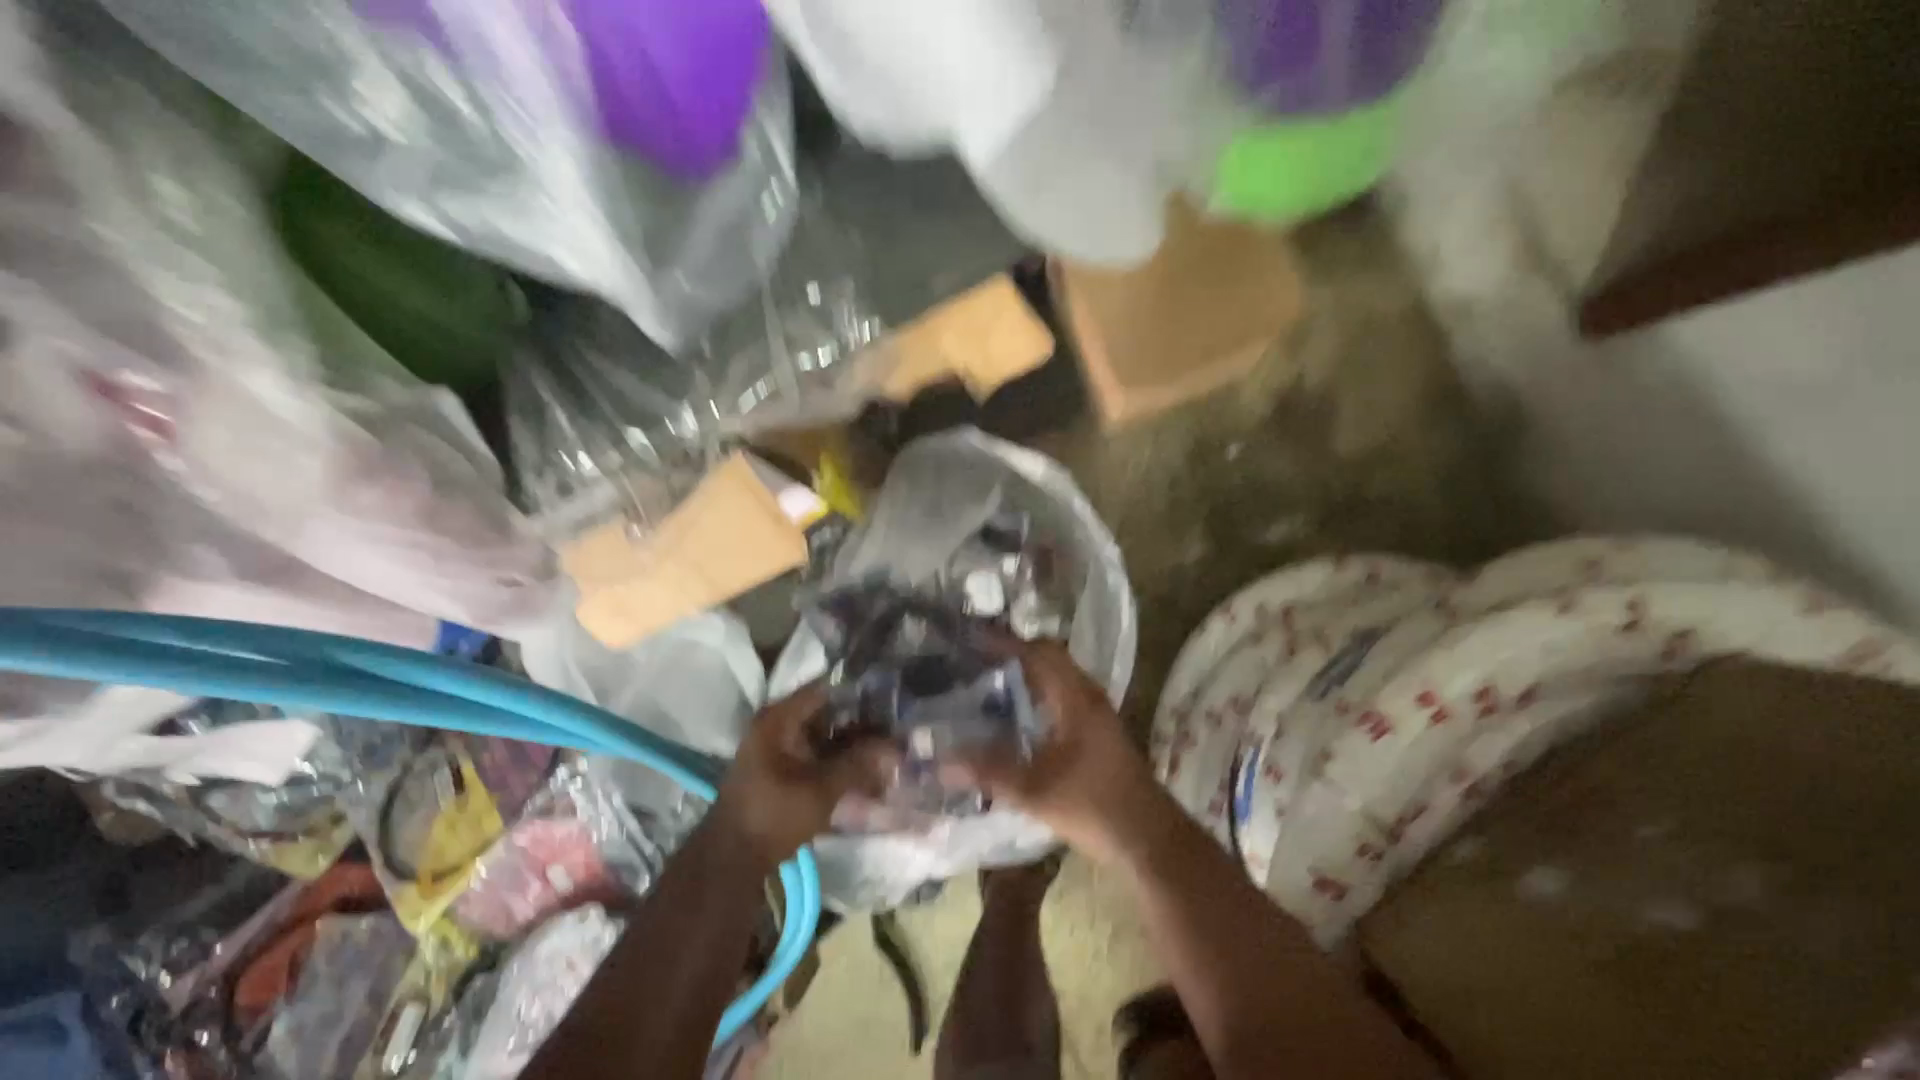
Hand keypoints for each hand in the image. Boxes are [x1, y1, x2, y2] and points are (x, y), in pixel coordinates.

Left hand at [713, 683, 896, 868]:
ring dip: (853, 745)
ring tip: (890, 751)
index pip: (826, 689)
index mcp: (779, 718)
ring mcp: (778, 748)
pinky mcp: (783, 770)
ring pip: (825, 737)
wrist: (733, 859)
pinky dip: (839, 761)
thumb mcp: (821, 789)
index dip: (860, 692)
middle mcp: (777, 725)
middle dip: (862, 723)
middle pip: (827, 713)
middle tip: (898, 728)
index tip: (891, 697)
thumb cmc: (774, 815)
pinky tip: (867, 772)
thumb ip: (858, 764)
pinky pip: (817, 756)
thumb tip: (894, 748)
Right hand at [948, 640, 1168, 865]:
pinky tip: (1010, 723)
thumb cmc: (1096, 806)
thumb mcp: (1036, 791)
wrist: (1149, 839)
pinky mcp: (1096, 737)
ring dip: (1024, 678)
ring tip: (983, 685)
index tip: (969, 637)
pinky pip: (1060, 702)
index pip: (1039, 651)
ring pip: (1055, 682)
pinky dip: (1034, 701)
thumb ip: (989, 772)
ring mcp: (1096, 717)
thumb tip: (941, 762)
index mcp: (1077, 698)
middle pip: (1048, 661)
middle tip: (970, 661)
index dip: (1004, 641)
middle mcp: (1088, 698)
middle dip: (1010, 656)